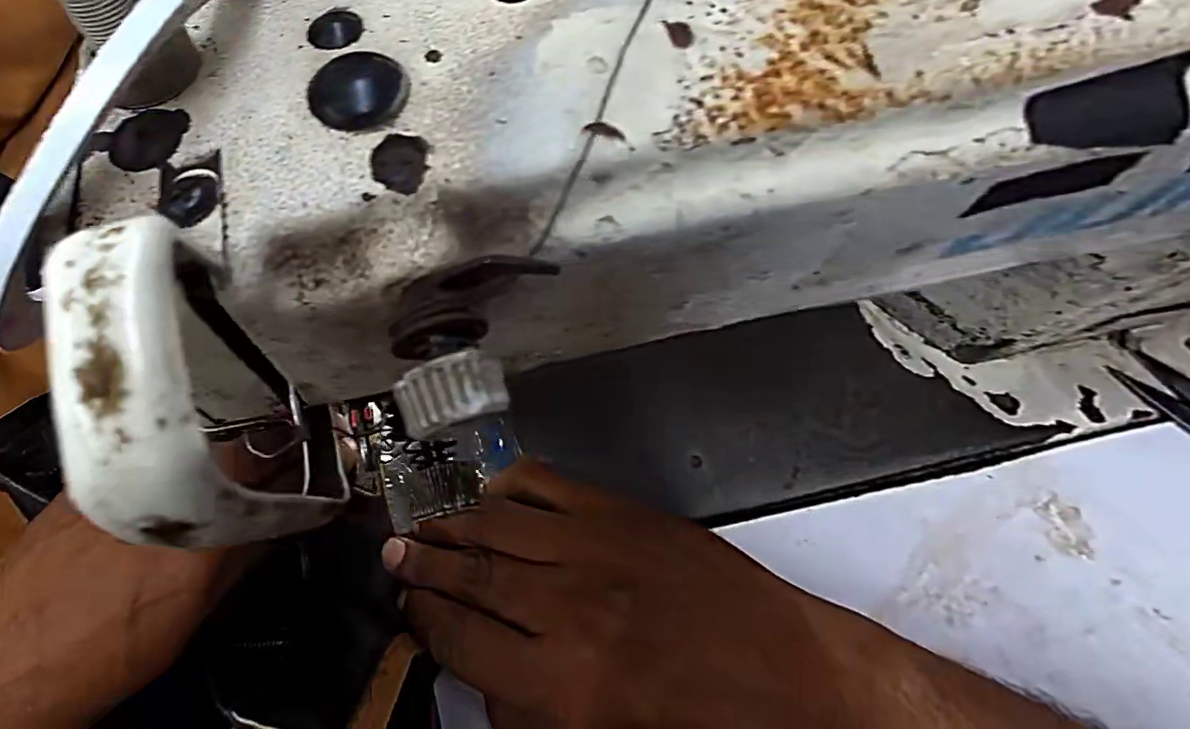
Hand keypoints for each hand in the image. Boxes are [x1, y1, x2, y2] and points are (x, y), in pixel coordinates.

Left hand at [0, 443, 276, 727]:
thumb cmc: (104, 647)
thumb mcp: (194, 609)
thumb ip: (247, 548)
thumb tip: (291, 516)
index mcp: (198, 500)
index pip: (274, 451)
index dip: (303, 455)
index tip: (318, 463)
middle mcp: (162, 460)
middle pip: (238, 426)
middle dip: (269, 439)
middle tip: (283, 462)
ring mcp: (124, 453)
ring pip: (198, 426)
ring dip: (228, 439)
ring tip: (236, 469)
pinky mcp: (93, 461)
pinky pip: (158, 437)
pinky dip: (183, 448)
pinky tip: (180, 476)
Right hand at [383, 460, 1077, 728]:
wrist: (799, 678)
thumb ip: (536, 717)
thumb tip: (483, 681)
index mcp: (565, 684)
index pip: (464, 642)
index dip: (425, 621)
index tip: (404, 605)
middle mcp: (567, 606)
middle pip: (471, 574)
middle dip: (423, 563)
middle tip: (391, 551)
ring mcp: (592, 547)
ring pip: (497, 523)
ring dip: (452, 521)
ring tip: (421, 520)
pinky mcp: (617, 511)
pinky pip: (545, 484)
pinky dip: (509, 484)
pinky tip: (487, 490)